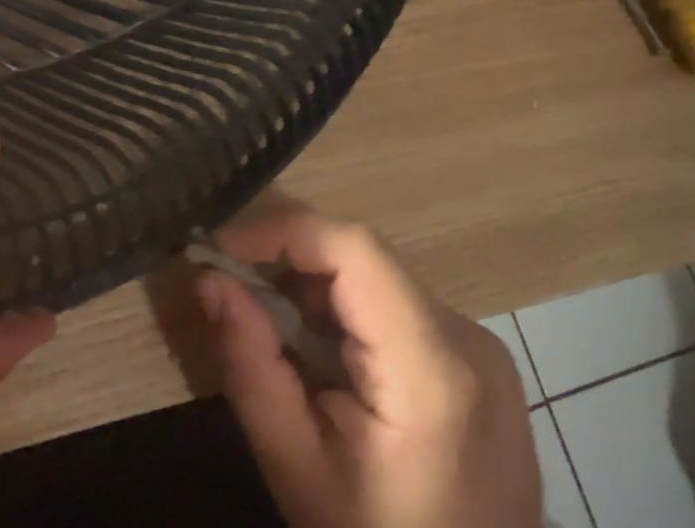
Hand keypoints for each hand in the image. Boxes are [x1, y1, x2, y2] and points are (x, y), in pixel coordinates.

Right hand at [198, 214, 538, 527]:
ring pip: (378, 281)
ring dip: (315, 294)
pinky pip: (399, 309)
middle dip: (288, 267)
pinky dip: (347, 318)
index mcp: (432, 370)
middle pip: (364, 262)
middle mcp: (469, 339)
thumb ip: (250, 365)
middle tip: (233, 299)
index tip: (219, 249)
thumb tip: (210, 280)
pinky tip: (323, 363)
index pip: (354, 250)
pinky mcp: (481, 363)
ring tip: (276, 342)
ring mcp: (483, 349)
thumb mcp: (295, 465)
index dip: (280, 230)